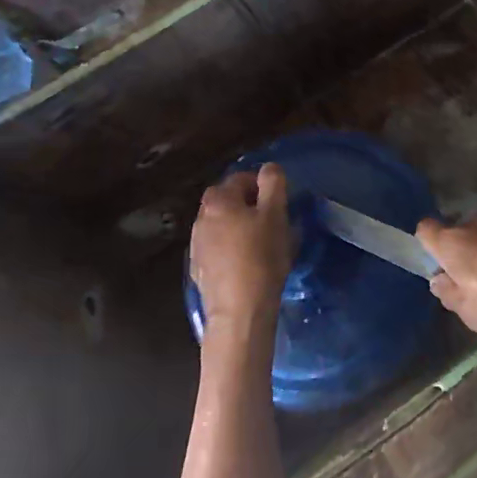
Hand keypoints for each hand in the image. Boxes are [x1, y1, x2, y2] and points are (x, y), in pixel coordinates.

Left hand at [190, 164, 291, 331]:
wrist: (239, 309)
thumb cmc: (262, 257)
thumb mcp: (276, 215)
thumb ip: (273, 185)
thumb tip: (269, 168)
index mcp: (219, 200)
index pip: (240, 178)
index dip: (262, 185)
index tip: (279, 201)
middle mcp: (201, 217)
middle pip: (227, 200)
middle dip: (247, 204)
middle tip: (270, 218)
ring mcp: (197, 244)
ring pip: (220, 223)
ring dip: (237, 225)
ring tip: (259, 241)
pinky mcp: (199, 267)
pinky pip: (217, 246)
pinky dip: (230, 246)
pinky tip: (245, 261)